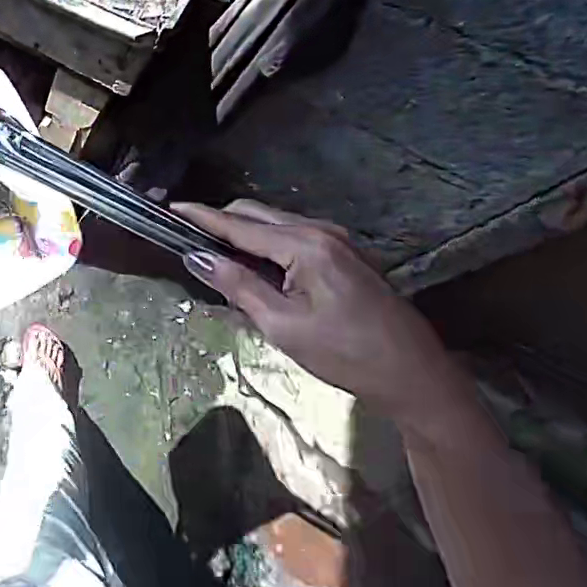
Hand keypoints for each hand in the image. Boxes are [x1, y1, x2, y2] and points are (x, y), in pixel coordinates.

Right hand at [173, 200, 473, 435]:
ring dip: (242, 236)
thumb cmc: (346, 355)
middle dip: (219, 224)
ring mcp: (335, 239)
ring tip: (217, 263)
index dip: (200, 217)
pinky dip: (265, 246)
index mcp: (304, 244)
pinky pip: (291, 237)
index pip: (238, 224)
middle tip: (188, 243)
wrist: (417, 377)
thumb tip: (196, 257)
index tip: (169, 209)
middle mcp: (319, 230)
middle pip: (254, 214)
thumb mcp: (282, 325)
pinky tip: (254, 273)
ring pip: (272, 224)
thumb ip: (237, 285)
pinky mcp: (343, 253)